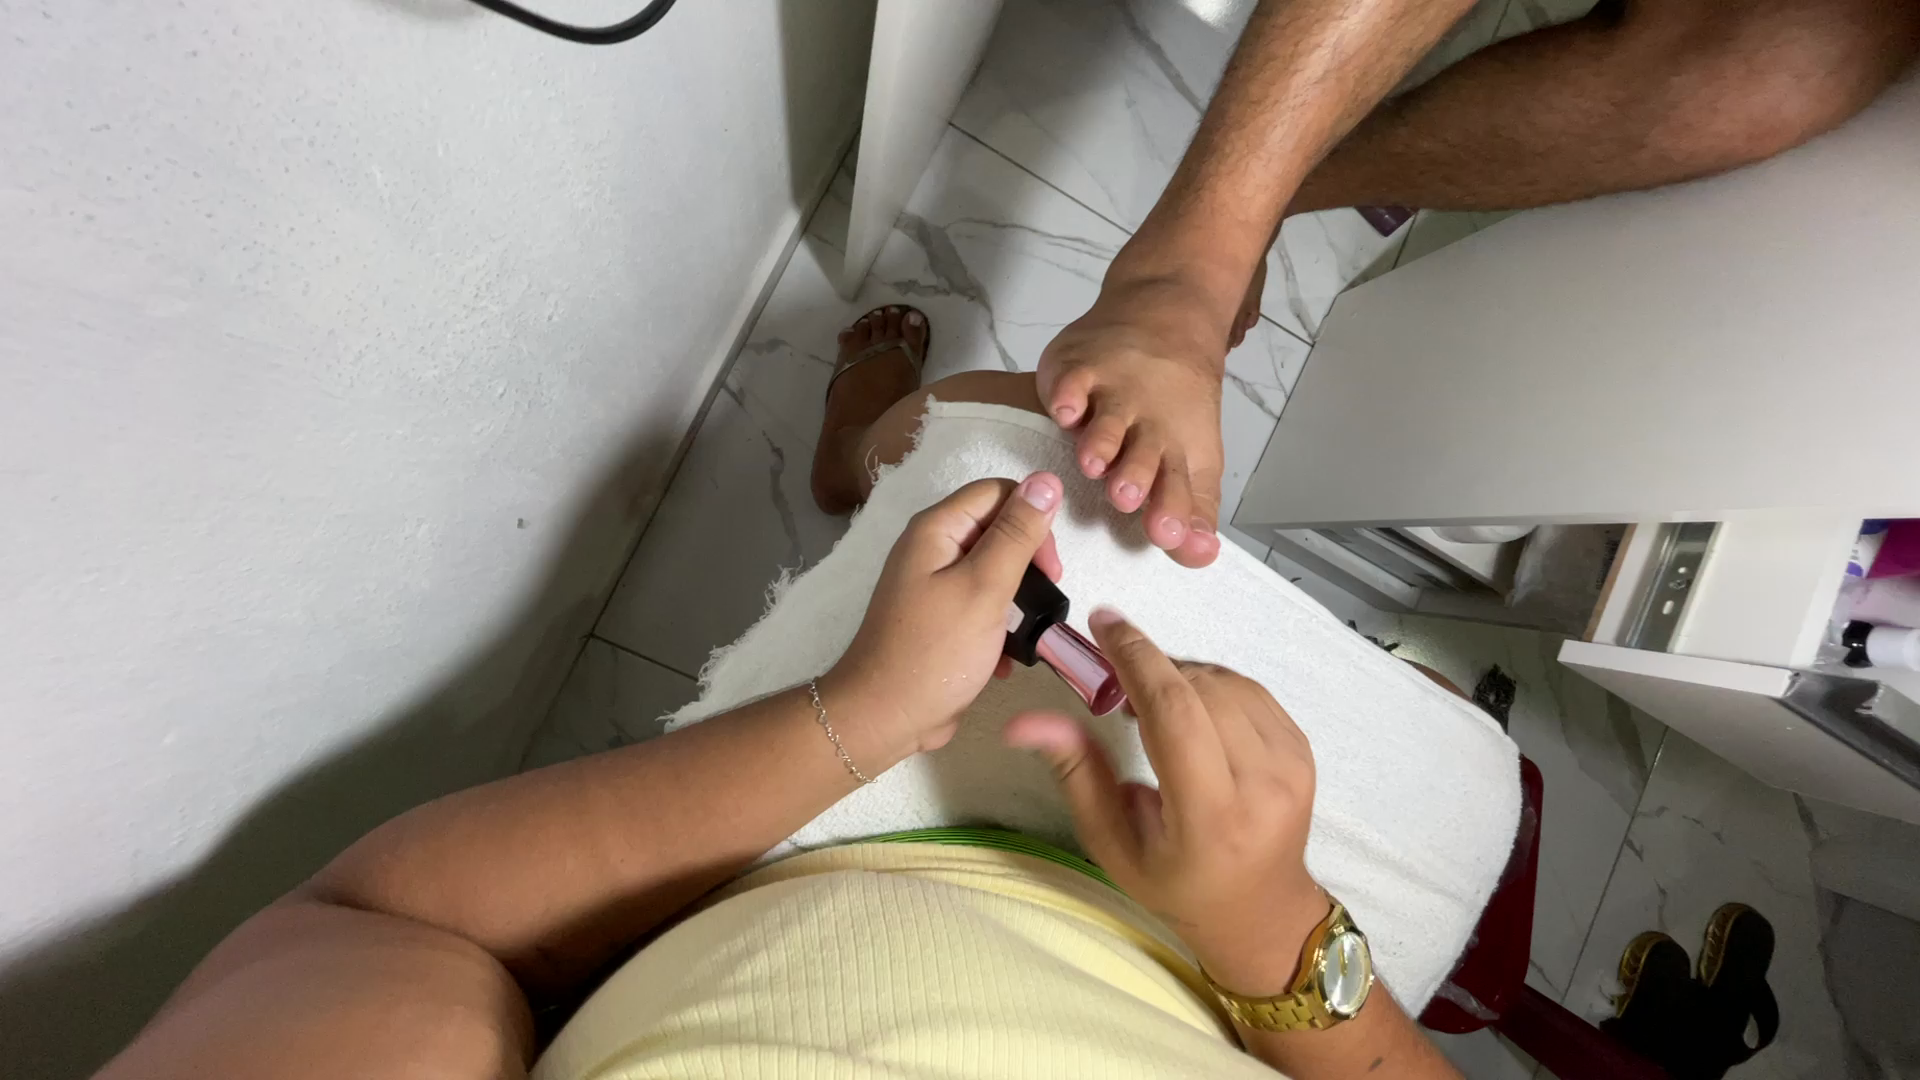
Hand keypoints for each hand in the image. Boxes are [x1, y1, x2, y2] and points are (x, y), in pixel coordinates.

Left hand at [825, 472, 1065, 759]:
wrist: (885, 717)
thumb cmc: (935, 650)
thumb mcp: (985, 587)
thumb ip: (1017, 534)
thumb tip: (1046, 480)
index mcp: (936, 529)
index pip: (999, 493)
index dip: (1032, 520)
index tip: (1050, 568)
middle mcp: (932, 548)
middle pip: (998, 530)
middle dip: (1028, 564)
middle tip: (1043, 603)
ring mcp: (933, 584)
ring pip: (994, 571)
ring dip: (1017, 601)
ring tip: (1024, 634)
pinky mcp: (939, 618)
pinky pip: (981, 605)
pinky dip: (998, 626)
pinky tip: (1003, 657)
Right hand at [1003, 609, 1326, 994]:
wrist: (1260, 910)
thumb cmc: (1174, 881)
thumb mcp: (1111, 840)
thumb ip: (1075, 772)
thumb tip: (1025, 722)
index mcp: (1209, 817)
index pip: (1174, 713)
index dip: (1136, 657)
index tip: (1103, 622)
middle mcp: (1262, 785)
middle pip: (1198, 688)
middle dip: (1150, 664)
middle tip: (1115, 674)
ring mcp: (1291, 764)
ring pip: (1223, 680)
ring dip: (1178, 673)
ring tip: (1150, 701)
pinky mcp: (1303, 749)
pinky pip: (1247, 688)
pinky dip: (1208, 682)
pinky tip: (1189, 706)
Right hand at [1038, 274, 1229, 568]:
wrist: (1166, 318)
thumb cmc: (1175, 402)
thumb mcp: (1194, 457)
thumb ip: (1189, 511)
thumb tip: (1200, 556)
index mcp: (1174, 453)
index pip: (1176, 487)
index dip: (1171, 511)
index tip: (1165, 533)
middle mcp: (1146, 427)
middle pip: (1141, 456)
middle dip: (1134, 476)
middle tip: (1124, 495)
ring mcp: (1114, 395)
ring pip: (1108, 422)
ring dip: (1101, 441)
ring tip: (1094, 462)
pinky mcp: (1081, 369)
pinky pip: (1073, 381)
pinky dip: (1068, 394)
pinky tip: (1064, 410)